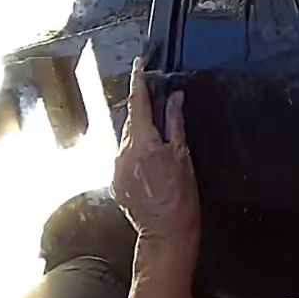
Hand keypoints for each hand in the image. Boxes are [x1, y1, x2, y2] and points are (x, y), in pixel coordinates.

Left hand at [112, 58, 198, 281]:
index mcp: (142, 143)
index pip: (138, 103)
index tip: (139, 65)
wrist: (165, 232)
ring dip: (141, 135)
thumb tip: (175, 98)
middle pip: (132, 121)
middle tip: (160, 106)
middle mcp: (122, 153)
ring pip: (127, 139)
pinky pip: (124, 157)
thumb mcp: (183, 156)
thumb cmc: (180, 196)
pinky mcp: (114, 180)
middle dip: (144, 112)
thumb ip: (176, 123)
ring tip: (159, 145)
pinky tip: (151, 166)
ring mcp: (115, 168)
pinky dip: (136, 153)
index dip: (138, 81)